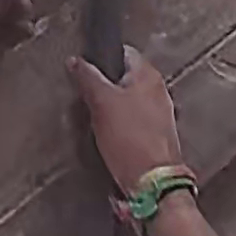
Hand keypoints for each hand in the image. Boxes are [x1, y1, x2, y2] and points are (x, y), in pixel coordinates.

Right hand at [67, 46, 189, 191]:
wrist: (153, 184)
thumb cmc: (128, 136)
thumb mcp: (100, 101)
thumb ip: (86, 76)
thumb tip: (75, 60)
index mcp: (149, 75)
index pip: (123, 51)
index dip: (101, 56)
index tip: (84, 66)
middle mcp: (159, 90)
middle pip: (124, 75)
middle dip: (104, 81)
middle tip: (85, 90)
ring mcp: (160, 112)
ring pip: (128, 96)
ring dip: (111, 101)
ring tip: (93, 111)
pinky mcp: (157, 133)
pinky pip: (133, 116)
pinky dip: (120, 118)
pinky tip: (108, 129)